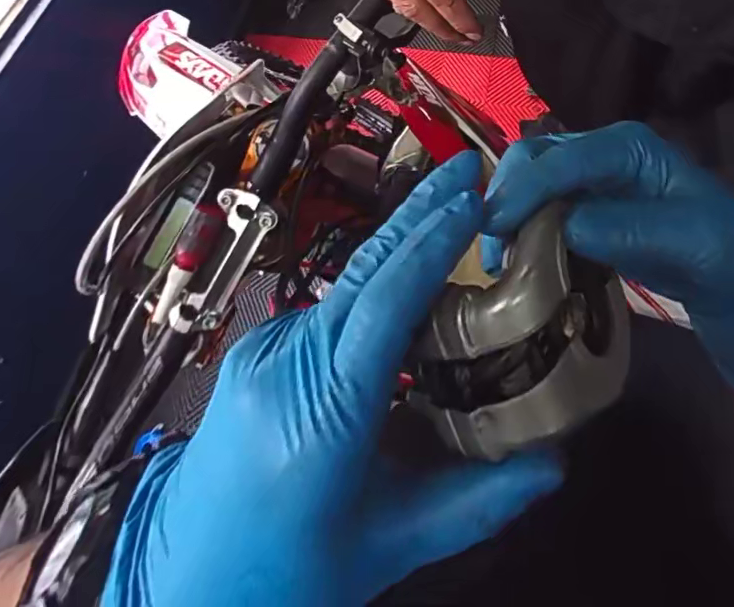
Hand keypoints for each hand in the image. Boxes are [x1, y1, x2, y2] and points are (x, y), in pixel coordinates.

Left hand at [105, 152, 562, 606]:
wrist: (180, 581)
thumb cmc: (285, 577)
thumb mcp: (389, 546)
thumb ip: (475, 501)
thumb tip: (552, 466)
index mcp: (324, 411)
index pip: (384, 303)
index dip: (430, 244)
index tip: (471, 200)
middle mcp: (286, 361)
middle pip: (364, 270)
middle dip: (419, 211)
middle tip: (466, 169)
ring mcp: (263, 349)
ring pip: (347, 283)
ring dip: (402, 247)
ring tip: (452, 215)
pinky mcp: (255, 349)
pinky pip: (328, 306)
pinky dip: (374, 286)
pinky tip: (406, 283)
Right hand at [482, 122, 733, 407]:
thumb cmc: (733, 260)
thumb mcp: (692, 243)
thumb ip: (628, 229)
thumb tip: (563, 225)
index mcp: (629, 148)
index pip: (562, 158)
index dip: (524, 189)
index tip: (495, 228)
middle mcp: (604, 154)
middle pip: (536, 159)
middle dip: (507, 195)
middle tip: (491, 244)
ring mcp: (593, 182)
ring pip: (532, 182)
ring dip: (508, 212)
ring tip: (498, 257)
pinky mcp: (588, 210)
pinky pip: (542, 209)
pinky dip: (522, 228)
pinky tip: (515, 256)